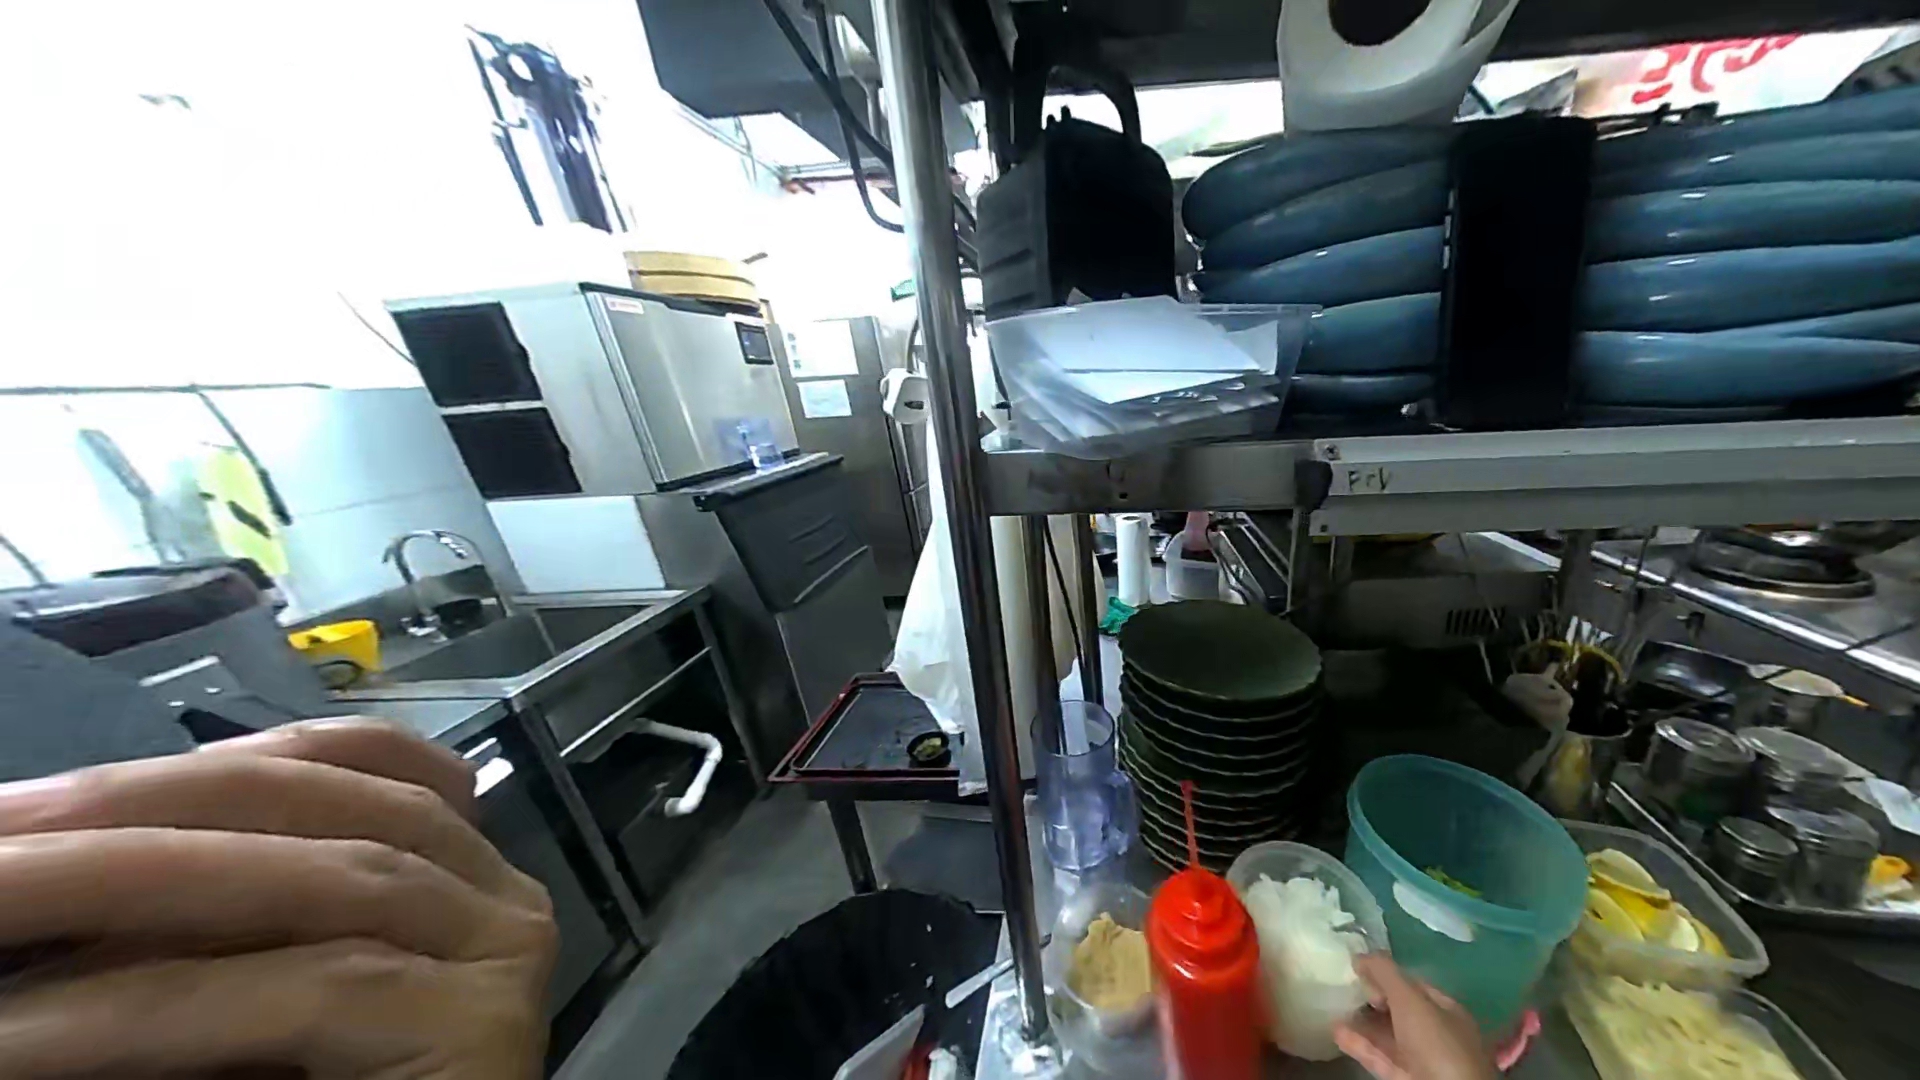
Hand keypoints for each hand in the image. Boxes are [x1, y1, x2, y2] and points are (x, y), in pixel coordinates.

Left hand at [0, 718, 555, 1078]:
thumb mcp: (267, 989)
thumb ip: (232, 930)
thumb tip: (95, 857)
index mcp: (466, 875)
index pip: (393, 768)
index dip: (263, 752)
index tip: (88, 777)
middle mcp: (501, 895)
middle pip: (361, 806)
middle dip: (179, 800)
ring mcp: (502, 951)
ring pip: (345, 877)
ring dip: (149, 876)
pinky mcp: (478, 1023)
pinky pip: (314, 990)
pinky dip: (154, 1007)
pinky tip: (10, 1034)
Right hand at [1334, 954, 1494, 1079]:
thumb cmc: (1436, 1044)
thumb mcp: (1409, 997)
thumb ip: (1383, 971)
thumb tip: (1358, 956)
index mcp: (1447, 1013)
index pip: (1412, 985)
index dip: (1385, 974)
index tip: (1357, 968)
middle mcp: (1436, 1036)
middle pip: (1397, 1010)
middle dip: (1369, 998)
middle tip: (1342, 986)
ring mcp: (1421, 1060)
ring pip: (1385, 1035)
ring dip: (1359, 1021)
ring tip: (1332, 1006)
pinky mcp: (1405, 1079)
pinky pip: (1377, 1056)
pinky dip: (1357, 1043)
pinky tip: (1335, 1031)